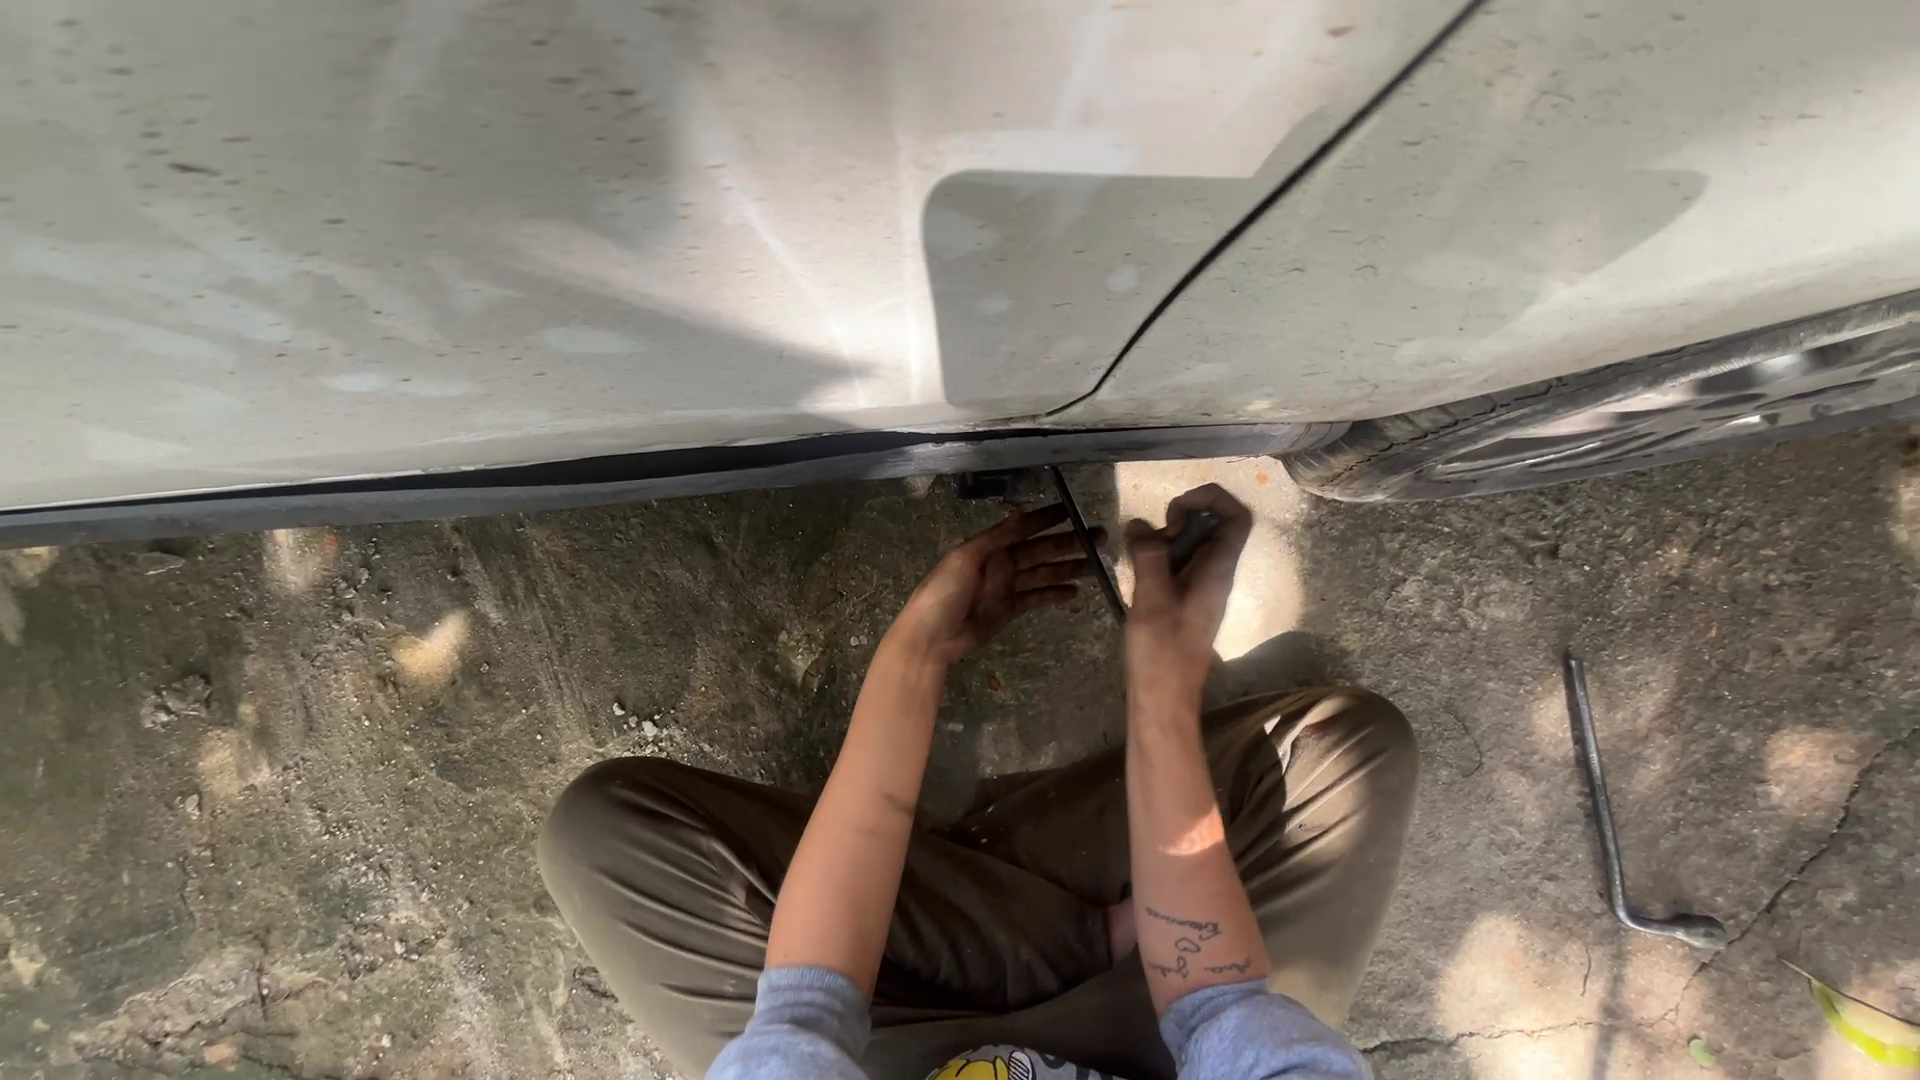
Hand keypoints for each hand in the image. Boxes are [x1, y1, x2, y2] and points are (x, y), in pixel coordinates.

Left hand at [889, 503, 1103, 665]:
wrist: (930, 637)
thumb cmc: (942, 593)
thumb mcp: (966, 559)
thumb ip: (996, 538)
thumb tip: (1023, 514)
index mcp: (987, 547)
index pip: (1023, 529)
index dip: (1046, 519)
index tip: (1072, 511)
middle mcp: (999, 564)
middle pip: (1039, 551)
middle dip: (1067, 544)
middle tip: (1098, 538)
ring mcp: (1005, 588)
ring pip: (1042, 574)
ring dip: (1067, 568)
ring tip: (1095, 565)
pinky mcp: (1008, 611)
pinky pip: (1036, 598)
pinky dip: (1054, 594)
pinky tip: (1075, 591)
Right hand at [1124, 485, 1252, 713]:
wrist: (1164, 699)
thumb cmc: (1161, 652)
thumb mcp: (1151, 599)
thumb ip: (1149, 557)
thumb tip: (1140, 523)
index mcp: (1217, 572)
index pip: (1237, 518)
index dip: (1211, 499)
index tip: (1174, 510)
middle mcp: (1216, 576)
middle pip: (1215, 527)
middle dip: (1183, 517)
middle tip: (1154, 534)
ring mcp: (1201, 590)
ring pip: (1194, 547)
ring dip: (1167, 539)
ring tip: (1139, 553)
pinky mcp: (1185, 603)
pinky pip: (1180, 567)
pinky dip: (1160, 559)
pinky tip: (1137, 573)